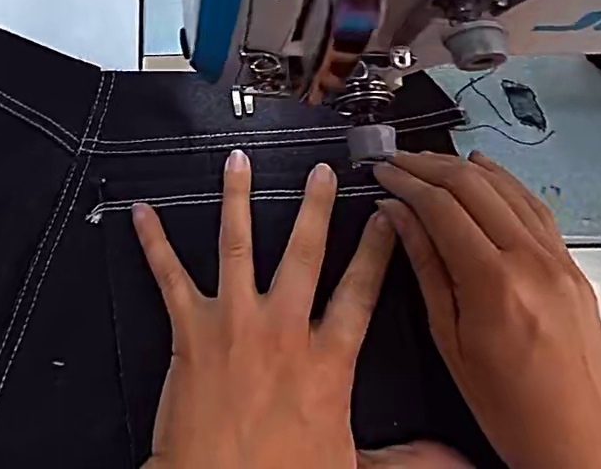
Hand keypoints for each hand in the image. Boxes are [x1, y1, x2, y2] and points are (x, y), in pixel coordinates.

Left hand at [135, 151, 410, 468]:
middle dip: (315, 207)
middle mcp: (280, 330)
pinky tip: (143, 215)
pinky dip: (155, 243)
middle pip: (304, 253)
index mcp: (322, 360)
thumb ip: (406, 457)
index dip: (375, 252)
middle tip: (322, 172)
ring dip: (237, 198)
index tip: (385, 217)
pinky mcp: (191, 331)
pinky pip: (169, 277)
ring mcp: (234, 323)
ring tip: (238, 162)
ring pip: (238, 244)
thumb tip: (456, 461)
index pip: (359, 292)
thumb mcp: (350, 467)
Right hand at [375, 152, 600, 468]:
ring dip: (461, 165)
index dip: (406, 182)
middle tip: (398, 161)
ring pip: (503, 185)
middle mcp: (531, 260)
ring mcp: (557, 256)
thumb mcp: (450, 343)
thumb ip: (424, 266)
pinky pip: (532, 203)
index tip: (384, 173)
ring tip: (429, 160)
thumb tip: (397, 215)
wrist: (586, 446)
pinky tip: (484, 170)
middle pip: (471, 184)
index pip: (442, 207)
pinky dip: (502, 179)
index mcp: (496, 285)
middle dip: (427, 165)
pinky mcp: (571, 260)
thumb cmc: (514, 413)